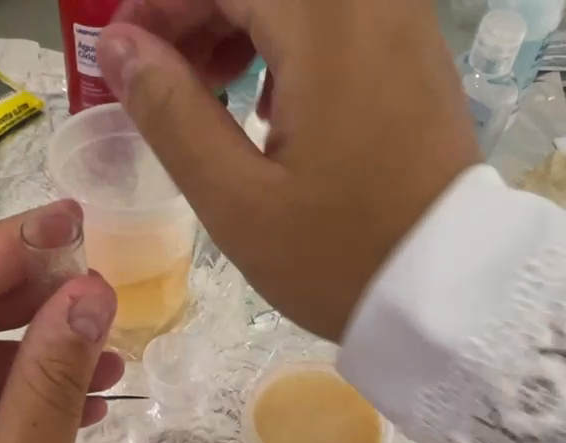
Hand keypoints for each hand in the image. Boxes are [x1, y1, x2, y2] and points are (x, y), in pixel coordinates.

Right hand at [102, 0, 478, 340]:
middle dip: (199, 9)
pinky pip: (340, 14)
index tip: (123, 55)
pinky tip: (273, 100)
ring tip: (211, 86)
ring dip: (243, 19)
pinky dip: (291, 36)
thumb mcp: (239, 202)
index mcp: (326, 22)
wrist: (447, 292)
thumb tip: (119, 47)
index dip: (160, 4)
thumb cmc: (338, 257)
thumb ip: (171, 114)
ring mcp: (404, 19)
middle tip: (162, 73)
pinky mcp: (417, 52)